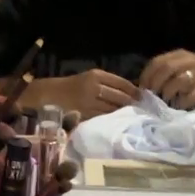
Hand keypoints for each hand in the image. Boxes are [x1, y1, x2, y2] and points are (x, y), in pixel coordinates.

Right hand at [24, 69, 138, 117]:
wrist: (52, 94)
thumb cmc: (75, 85)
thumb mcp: (91, 77)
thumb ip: (109, 82)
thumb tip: (131, 91)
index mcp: (97, 75)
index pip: (122, 83)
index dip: (134, 90)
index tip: (142, 97)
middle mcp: (94, 86)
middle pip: (119, 96)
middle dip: (130, 103)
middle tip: (140, 108)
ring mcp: (89, 101)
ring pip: (112, 108)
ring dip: (123, 112)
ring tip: (131, 115)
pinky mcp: (84, 112)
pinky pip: (102, 116)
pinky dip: (111, 118)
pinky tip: (117, 120)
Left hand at [140, 51, 194, 109]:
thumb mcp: (181, 66)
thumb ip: (164, 72)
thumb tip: (143, 86)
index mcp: (179, 55)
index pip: (157, 61)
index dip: (147, 75)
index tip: (142, 87)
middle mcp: (188, 60)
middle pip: (165, 68)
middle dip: (155, 83)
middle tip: (152, 94)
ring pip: (177, 81)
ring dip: (168, 92)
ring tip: (166, 99)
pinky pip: (189, 95)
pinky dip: (181, 102)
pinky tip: (180, 104)